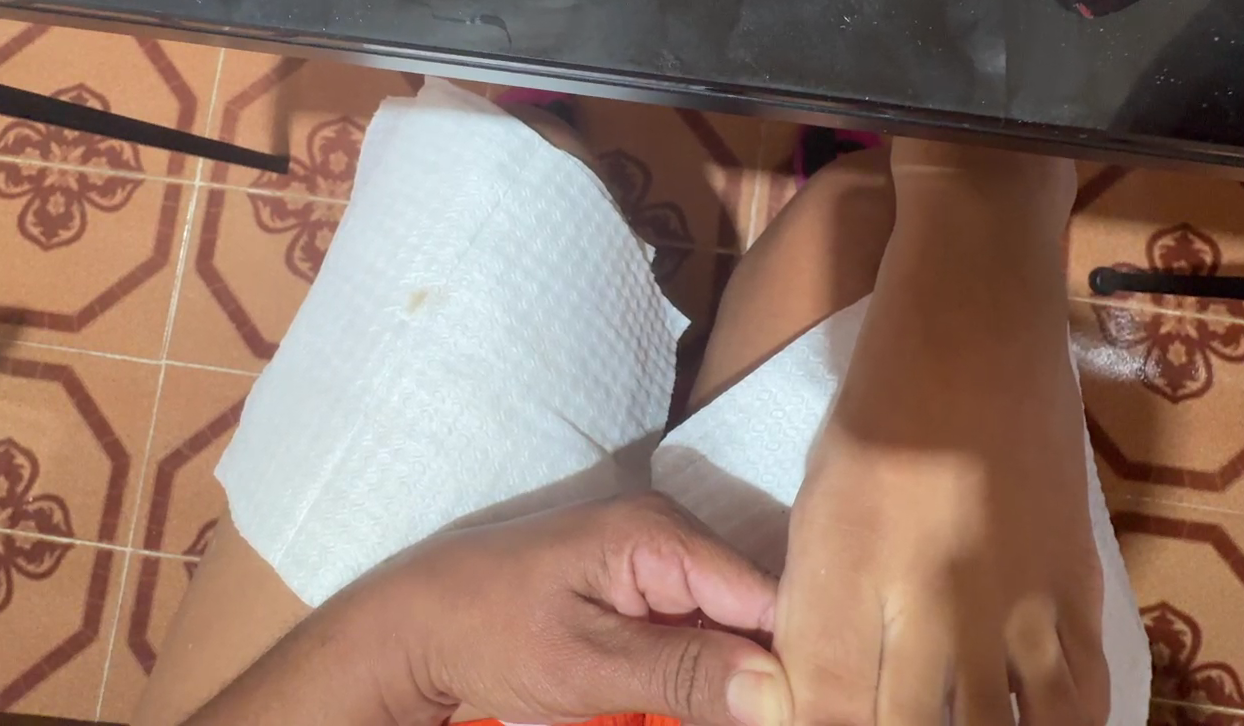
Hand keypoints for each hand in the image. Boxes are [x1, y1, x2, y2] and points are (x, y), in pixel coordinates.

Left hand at [202, 493, 794, 725]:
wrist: (423, 618)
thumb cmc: (495, 632)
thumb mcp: (586, 664)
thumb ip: (683, 671)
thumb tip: (780, 692)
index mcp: (662, 536)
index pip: (765, 595)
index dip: (798, 660)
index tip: (820, 716)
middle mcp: (672, 536)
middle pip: (755, 609)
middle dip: (774, 674)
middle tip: (795, 721)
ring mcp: (659, 561)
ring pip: (732, 624)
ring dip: (744, 681)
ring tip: (763, 715)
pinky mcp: (645, 588)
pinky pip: (700, 629)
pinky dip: (713, 675)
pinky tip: (720, 709)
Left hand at [773, 140, 1109, 725]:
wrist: (973, 315)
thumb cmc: (877, 388)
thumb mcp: (819, 490)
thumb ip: (815, 596)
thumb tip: (816, 690)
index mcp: (839, 561)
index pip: (820, 706)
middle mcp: (922, 596)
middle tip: (883, 712)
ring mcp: (1010, 596)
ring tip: (958, 716)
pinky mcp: (1080, 585)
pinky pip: (1078, 704)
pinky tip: (1026, 722)